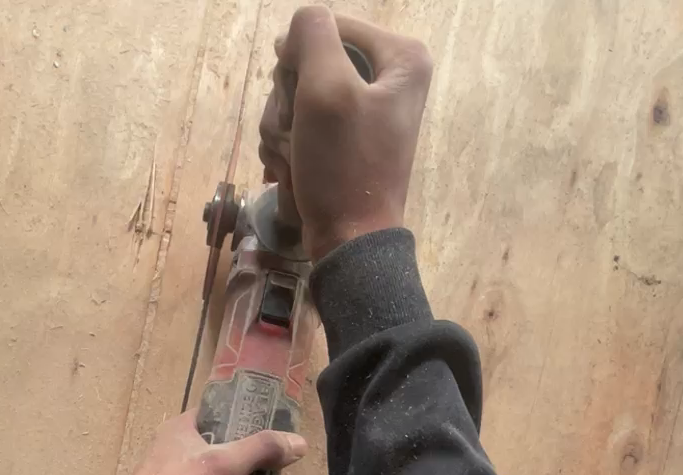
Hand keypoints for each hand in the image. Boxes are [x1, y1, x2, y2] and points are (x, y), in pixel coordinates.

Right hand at [257, 7, 432, 260]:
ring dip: (281, 130)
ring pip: (298, 99)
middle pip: (310, 65)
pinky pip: (301, 129)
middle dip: (288, 102)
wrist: (348, 240)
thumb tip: (300, 25)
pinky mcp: (344, 146)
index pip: (327, 26)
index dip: (297, 57)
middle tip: (294, 133)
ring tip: (292, 159)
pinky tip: (290, 171)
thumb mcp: (325, 88)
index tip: (293, 95)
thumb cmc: (343, 167)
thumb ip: (311, 34)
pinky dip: (287, 150)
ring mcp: (363, 116)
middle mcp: (388, 80)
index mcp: (400, 57)